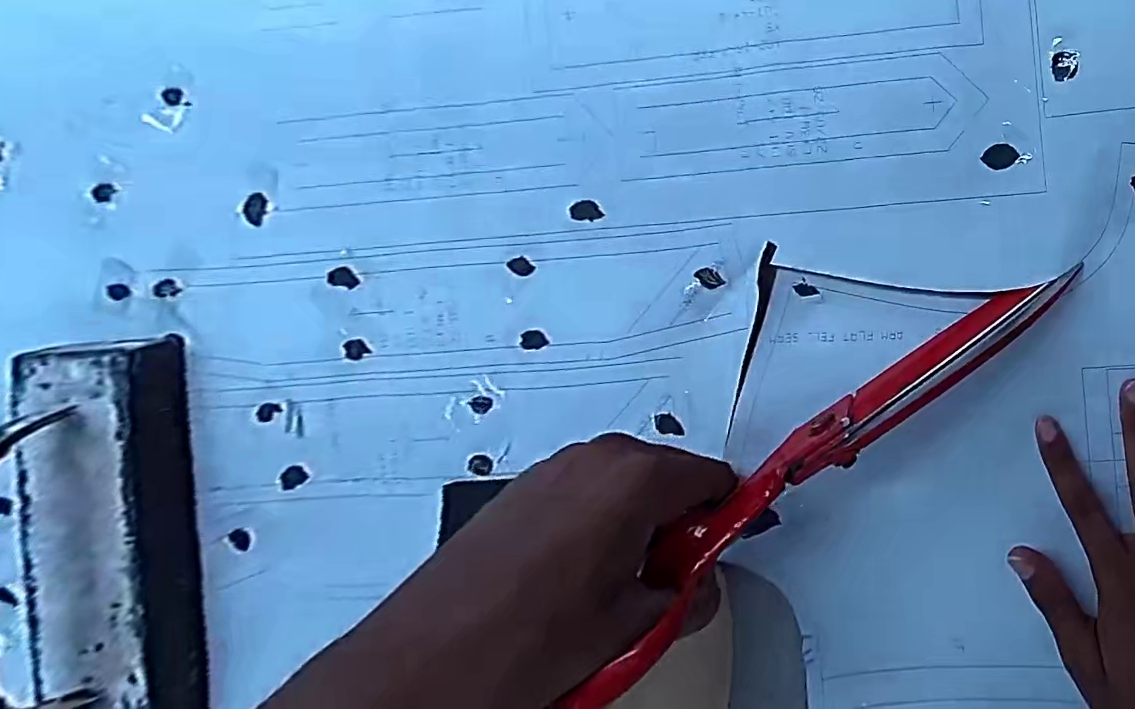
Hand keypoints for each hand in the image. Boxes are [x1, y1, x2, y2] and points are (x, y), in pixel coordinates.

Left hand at [265, 433, 735, 708]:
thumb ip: (688, 596)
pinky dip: (598, 521)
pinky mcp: (527, 485)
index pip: (715, 478)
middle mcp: (601, 458)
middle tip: (662, 578)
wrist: (409, 676)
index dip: (725, 513)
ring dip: (637, 522)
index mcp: (637, 478)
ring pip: (629, 483)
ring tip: (608, 586)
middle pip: (671, 476)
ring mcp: (559, 467)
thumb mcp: (629, 628)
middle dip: (678, 521)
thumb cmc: (515, 648)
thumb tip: (702, 585)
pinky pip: (588, 489)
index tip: (720, 542)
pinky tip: (571, 577)